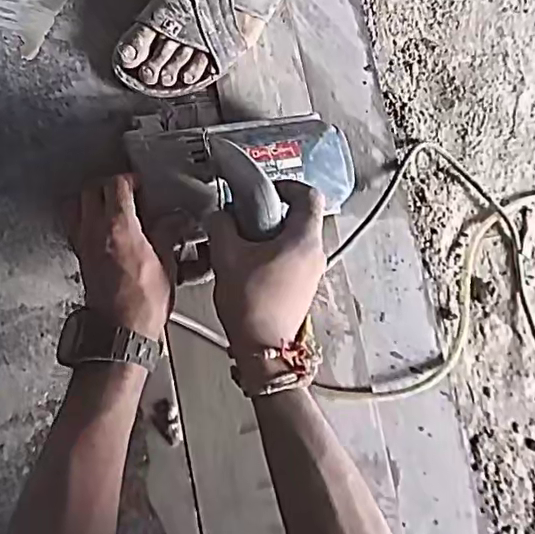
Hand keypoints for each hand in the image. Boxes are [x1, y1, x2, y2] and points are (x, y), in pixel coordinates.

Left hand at [65, 173, 173, 339]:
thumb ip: (169, 234)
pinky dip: (85, 222)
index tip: (141, 185)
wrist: (122, 331)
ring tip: (108, 205)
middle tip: (126, 191)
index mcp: (118, 226)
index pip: (117, 184)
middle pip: (92, 190)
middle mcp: (95, 231)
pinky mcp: (81, 259)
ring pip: (76, 206)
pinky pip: (76, 228)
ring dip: (90, 200)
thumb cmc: (142, 304)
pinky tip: (102, 230)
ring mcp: (84, 245)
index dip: (130, 180)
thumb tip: (175, 221)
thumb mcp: (167, 263)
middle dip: (109, 185)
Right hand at [205, 181, 325, 351]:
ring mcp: (312, 272)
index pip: (308, 194)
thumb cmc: (251, 303)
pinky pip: (291, 258)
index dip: (285, 185)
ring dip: (269, 235)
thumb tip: (219, 214)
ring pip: (294, 239)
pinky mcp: (303, 287)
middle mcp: (315, 254)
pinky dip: (271, 254)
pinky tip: (246, 265)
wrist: (263, 348)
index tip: (262, 190)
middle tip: (244, 217)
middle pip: (300, 217)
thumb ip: (221, 226)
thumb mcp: (227, 256)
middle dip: (270, 212)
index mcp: (304, 240)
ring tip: (240, 243)